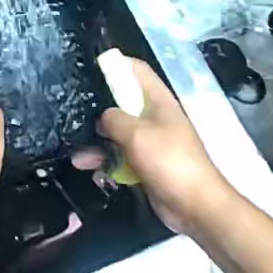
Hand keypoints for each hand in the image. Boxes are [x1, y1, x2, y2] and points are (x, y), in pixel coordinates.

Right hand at [75, 58, 230, 233]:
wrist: (196, 208)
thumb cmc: (169, 161)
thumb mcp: (136, 133)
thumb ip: (113, 118)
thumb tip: (103, 118)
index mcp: (158, 101)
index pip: (136, 70)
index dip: (115, 64)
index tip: (91, 69)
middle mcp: (154, 117)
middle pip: (122, 102)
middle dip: (99, 109)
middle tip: (75, 113)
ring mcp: (151, 142)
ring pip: (117, 133)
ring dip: (97, 142)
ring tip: (77, 155)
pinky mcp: (147, 164)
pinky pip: (120, 156)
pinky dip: (106, 161)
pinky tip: (90, 169)